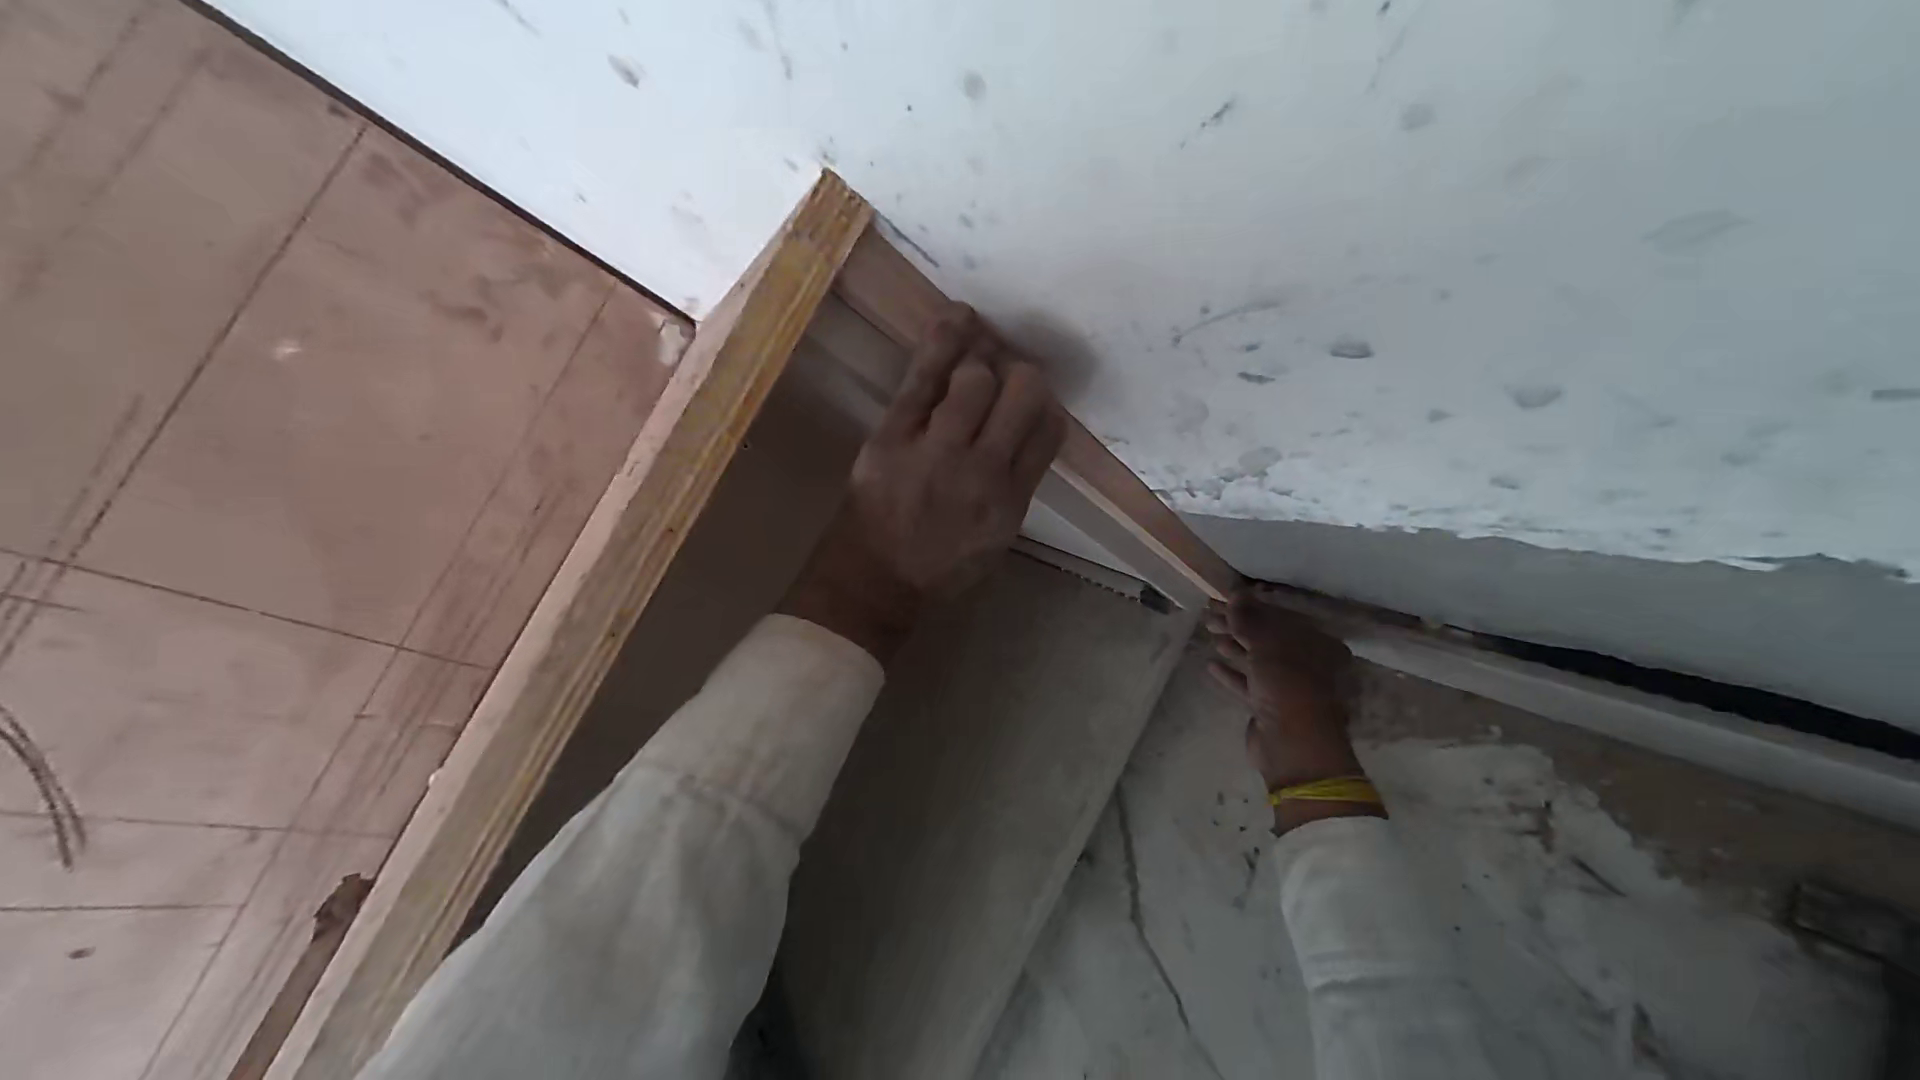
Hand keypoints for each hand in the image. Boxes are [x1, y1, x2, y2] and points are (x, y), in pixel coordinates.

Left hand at [780, 302, 1067, 662]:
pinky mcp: (893, 436)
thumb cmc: (940, 566)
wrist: (875, 581)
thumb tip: (1030, 429)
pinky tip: (959, 318)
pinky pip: (924, 378)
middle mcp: (982, 472)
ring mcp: (936, 451)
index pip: (1050, 430)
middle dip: (1019, 377)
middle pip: (1022, 393)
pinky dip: (944, 340)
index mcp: (1012, 501)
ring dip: (981, 362)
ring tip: (976, 359)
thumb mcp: (996, 538)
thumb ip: (1019, 484)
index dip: (1046, 406)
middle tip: (1003, 382)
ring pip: (976, 377)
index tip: (1032, 404)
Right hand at [1206, 589, 1382, 831]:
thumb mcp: (1269, 646)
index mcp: (1317, 645)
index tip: (1222, 599)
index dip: (1250, 607)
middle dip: (1237, 625)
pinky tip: (1211, 664)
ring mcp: (1287, 687)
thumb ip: (1250, 619)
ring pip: (1256, 659)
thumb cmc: (1289, 686)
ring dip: (1233, 646)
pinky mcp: (1269, 706)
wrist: (1293, 745)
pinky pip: (1247, 684)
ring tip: (1209, 633)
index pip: (1280, 618)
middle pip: (1266, 638)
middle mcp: (1306, 664)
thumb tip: (1235, 592)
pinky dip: (1231, 673)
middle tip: (1208, 615)